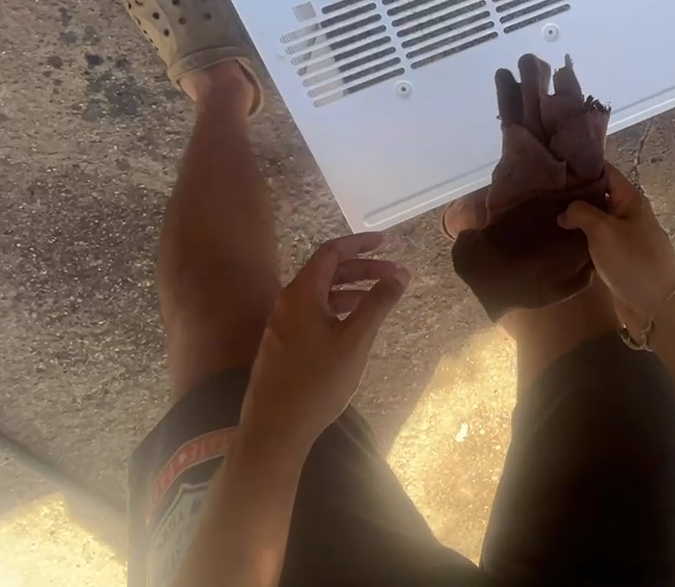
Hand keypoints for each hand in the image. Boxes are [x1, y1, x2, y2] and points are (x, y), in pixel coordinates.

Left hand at [240, 232, 408, 452]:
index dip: (359, 244)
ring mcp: (282, 325)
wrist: (274, 432)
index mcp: (301, 294)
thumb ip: (378, 303)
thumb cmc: (317, 382)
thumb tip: (400, 273)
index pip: (331, 253)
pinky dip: (338, 309)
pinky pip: (314, 313)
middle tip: (393, 275)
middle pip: (327, 272)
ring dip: (352, 290)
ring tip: (380, 300)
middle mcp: (288, 303)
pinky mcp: (282, 345)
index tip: (385, 243)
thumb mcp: (356, 340)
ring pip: (321, 294)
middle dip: (363, 269)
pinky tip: (355, 325)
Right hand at [558, 165, 674, 329]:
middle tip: (542, 191)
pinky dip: (580, 239)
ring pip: (596, 220)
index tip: (554, 166)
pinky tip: (559, 239)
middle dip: (574, 193)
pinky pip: (596, 242)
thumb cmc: (633, 261)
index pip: (605, 171)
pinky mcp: (618, 258)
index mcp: (630, 198)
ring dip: (575, 218)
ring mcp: (624, 236)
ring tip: (544, 212)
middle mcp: (628, 213)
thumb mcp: (603, 230)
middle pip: (599, 195)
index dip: (582, 166)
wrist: (657, 306)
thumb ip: (580, 212)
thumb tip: (564, 211)